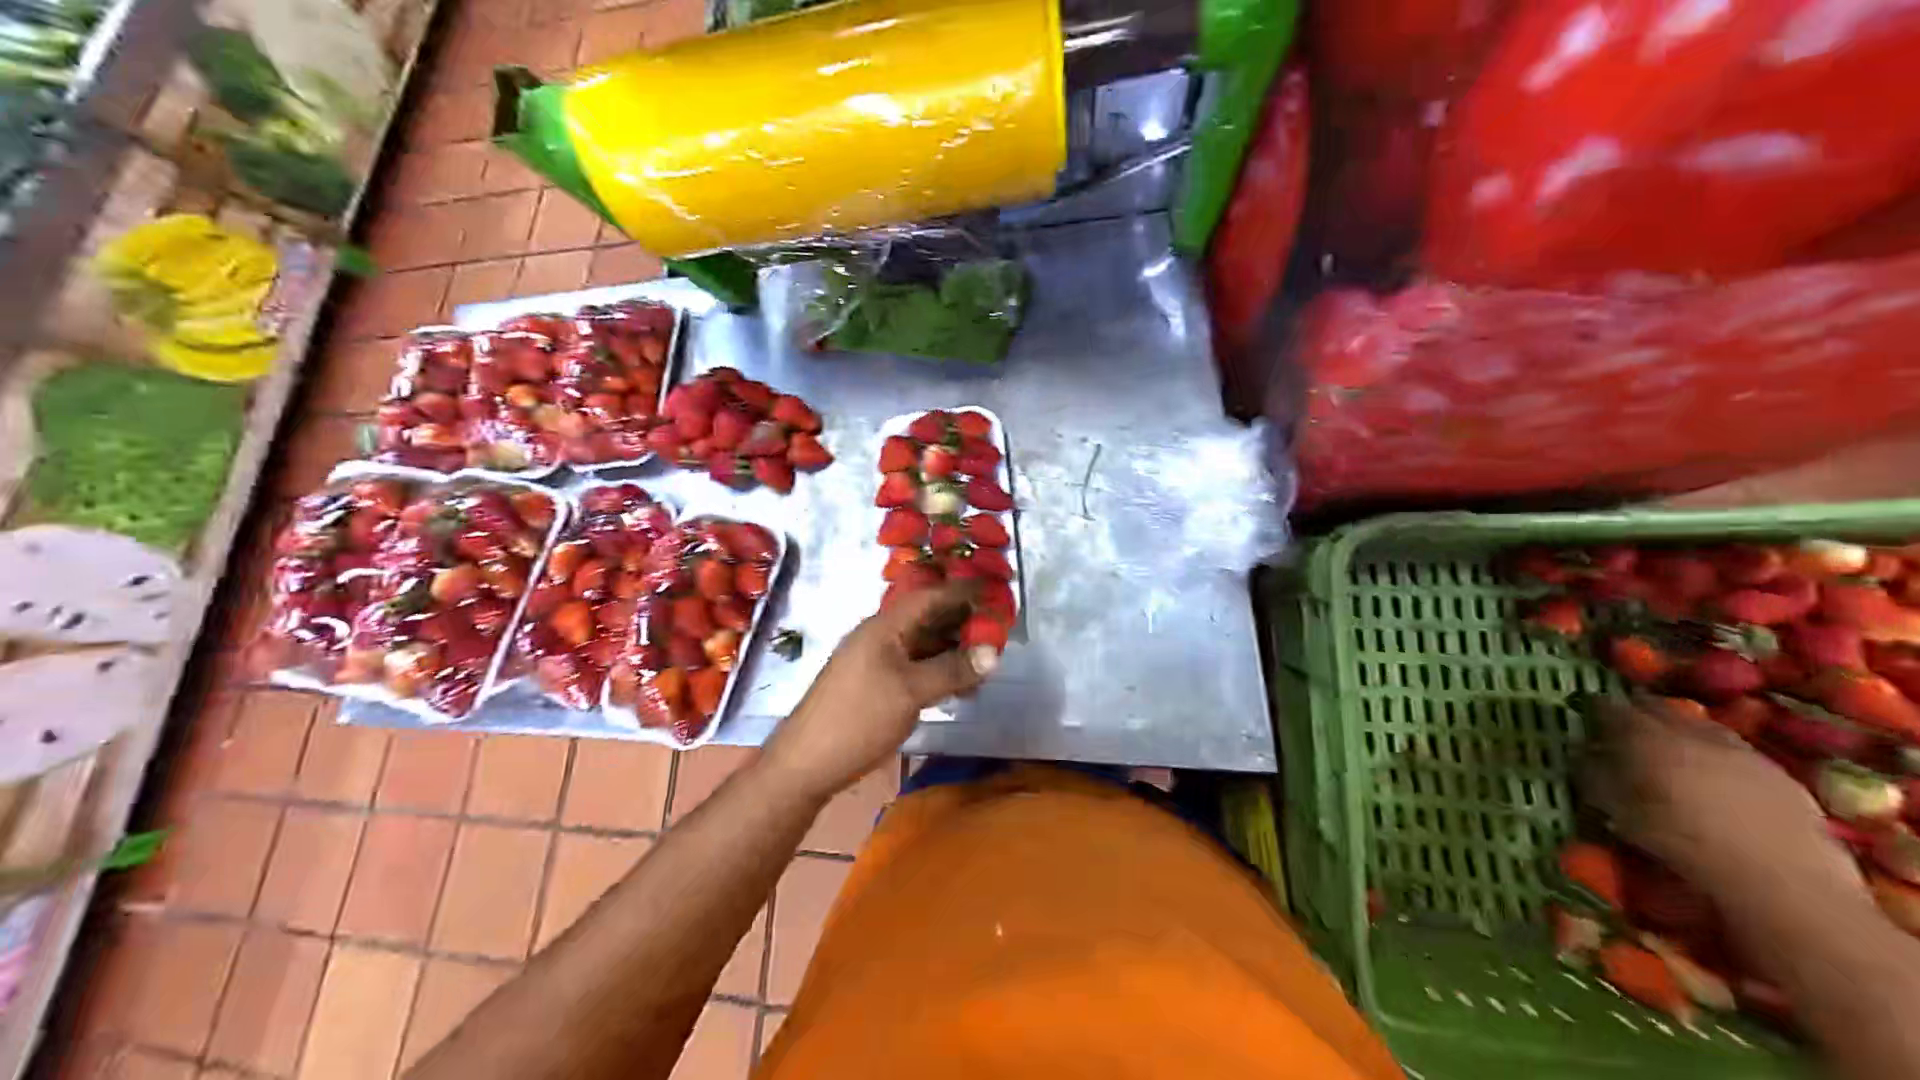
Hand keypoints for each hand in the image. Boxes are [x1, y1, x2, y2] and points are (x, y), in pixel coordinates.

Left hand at [761, 583, 991, 801]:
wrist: (806, 763)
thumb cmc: (859, 718)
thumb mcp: (911, 692)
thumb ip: (952, 670)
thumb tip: (993, 654)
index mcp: (884, 627)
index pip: (929, 597)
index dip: (962, 591)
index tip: (994, 589)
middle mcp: (879, 637)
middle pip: (927, 619)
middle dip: (962, 622)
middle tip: (999, 629)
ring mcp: (875, 662)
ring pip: (922, 646)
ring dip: (953, 650)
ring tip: (987, 661)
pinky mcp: (874, 686)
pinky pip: (914, 668)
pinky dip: (938, 672)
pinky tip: (960, 687)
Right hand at [1581, 694, 1864, 903]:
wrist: (1780, 879)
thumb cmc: (1681, 840)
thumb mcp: (1617, 810)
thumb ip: (1595, 775)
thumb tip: (1585, 755)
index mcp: (1646, 737)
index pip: (1609, 707)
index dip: (1594, 708)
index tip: (1586, 714)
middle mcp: (1692, 733)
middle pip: (1658, 708)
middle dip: (1639, 712)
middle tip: (1625, 726)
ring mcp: (1741, 751)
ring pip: (1701, 726)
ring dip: (1681, 730)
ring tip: (1671, 748)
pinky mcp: (1779, 774)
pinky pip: (1736, 751)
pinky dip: (1716, 754)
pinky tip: (1715, 775)